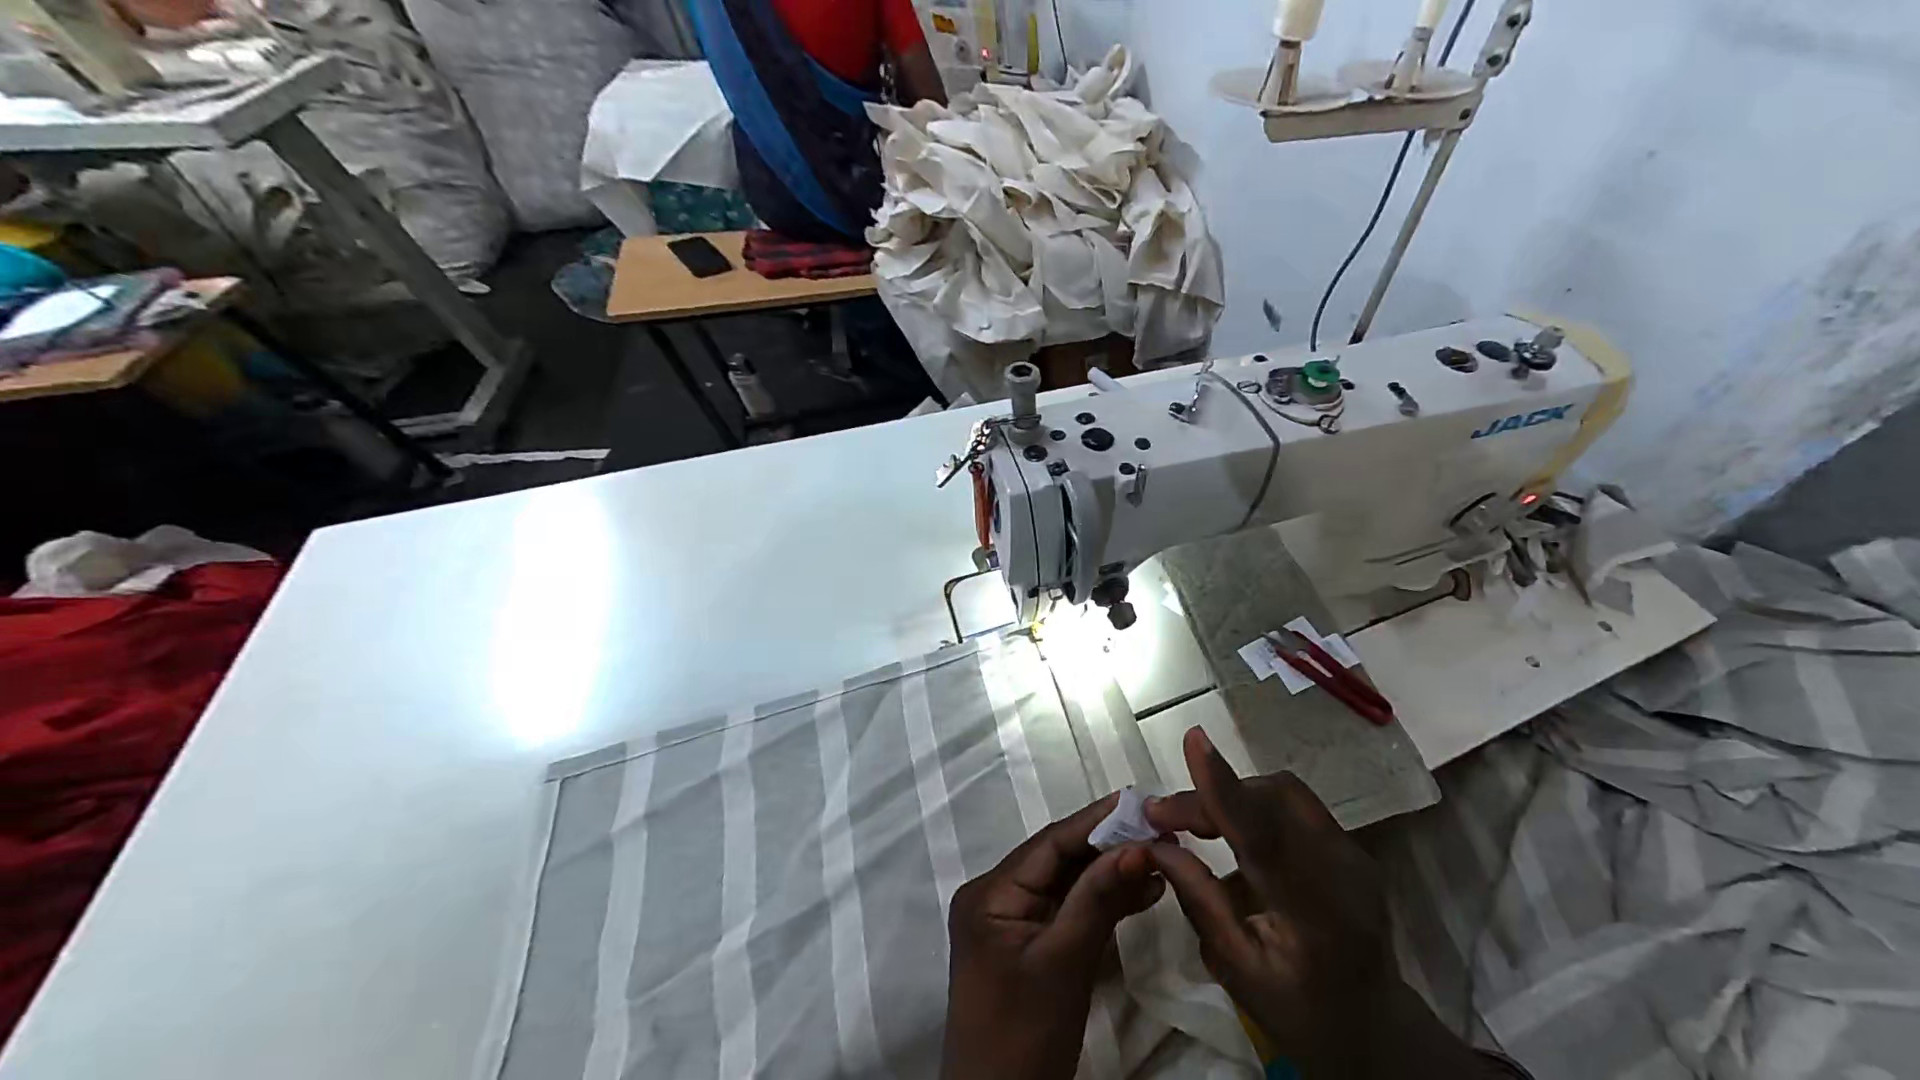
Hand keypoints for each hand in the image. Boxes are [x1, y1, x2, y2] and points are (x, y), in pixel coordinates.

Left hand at [941, 792, 1164, 1079]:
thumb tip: (1139, 846)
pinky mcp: (1031, 945)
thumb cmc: (1024, 1035)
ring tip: (1160, 856)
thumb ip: (1098, 900)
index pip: (1048, 845)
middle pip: (1058, 860)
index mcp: (989, 893)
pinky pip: (1068, 912)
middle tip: (1158, 827)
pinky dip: (1102, 903)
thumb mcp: (1064, 963)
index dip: (1095, 821)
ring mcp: (1013, 922)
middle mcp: (996, 897)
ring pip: (1066, 885)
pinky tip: (1141, 891)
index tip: (1138, 800)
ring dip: (1109, 873)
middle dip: (1107, 846)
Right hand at [1143, 727, 1497, 1079]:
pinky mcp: (1348, 845)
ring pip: (1282, 792)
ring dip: (1231, 795)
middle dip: (1213, 795)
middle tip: (1164, 818)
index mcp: (1315, 914)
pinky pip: (1291, 804)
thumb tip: (1155, 843)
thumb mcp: (1237, 970)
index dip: (1225, 787)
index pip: (1264, 837)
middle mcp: (1342, 872)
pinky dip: (1251, 805)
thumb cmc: (1300, 1012)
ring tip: (1192, 822)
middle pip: (1273, 797)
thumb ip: (1198, 900)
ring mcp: (1352, 853)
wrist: (1376, 1030)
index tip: (1193, 741)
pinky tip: (1229, 832)